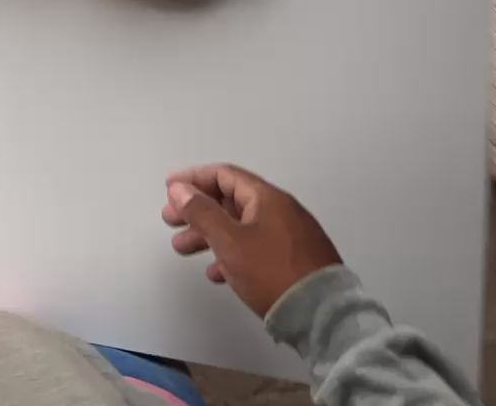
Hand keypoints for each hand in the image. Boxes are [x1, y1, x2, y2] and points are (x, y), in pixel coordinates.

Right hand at [163, 163, 342, 317]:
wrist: (326, 321)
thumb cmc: (272, 272)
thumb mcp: (229, 240)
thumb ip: (201, 212)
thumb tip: (179, 188)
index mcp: (267, 198)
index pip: (224, 175)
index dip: (193, 179)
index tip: (169, 189)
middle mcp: (281, 212)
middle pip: (229, 202)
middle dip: (196, 210)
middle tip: (169, 220)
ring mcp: (291, 238)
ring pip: (240, 227)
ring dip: (209, 234)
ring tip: (182, 248)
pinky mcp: (296, 263)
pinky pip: (255, 248)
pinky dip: (231, 253)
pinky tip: (216, 273)